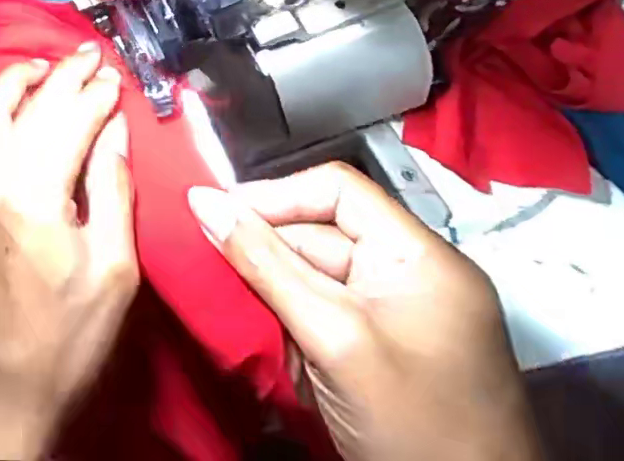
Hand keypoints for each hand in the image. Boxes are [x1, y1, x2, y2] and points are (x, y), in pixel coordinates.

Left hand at [0, 43, 137, 459]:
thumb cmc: (65, 340)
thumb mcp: (112, 269)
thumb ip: (112, 187)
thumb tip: (114, 129)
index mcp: (33, 197)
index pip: (70, 122)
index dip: (97, 96)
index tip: (118, 78)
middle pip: (32, 109)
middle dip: (65, 76)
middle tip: (92, 53)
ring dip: (24, 81)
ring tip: (53, 62)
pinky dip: (1, 105)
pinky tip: (21, 99)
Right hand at [188, 163, 541, 460]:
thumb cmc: (418, 432)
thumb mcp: (334, 339)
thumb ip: (266, 265)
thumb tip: (205, 202)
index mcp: (418, 253)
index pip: (338, 191)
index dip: (277, 194)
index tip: (221, 211)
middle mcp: (411, 272)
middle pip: (323, 235)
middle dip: (269, 252)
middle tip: (211, 262)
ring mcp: (400, 316)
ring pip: (318, 278)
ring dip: (277, 295)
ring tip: (239, 311)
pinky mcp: (386, 352)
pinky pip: (327, 316)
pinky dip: (295, 327)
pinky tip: (273, 349)